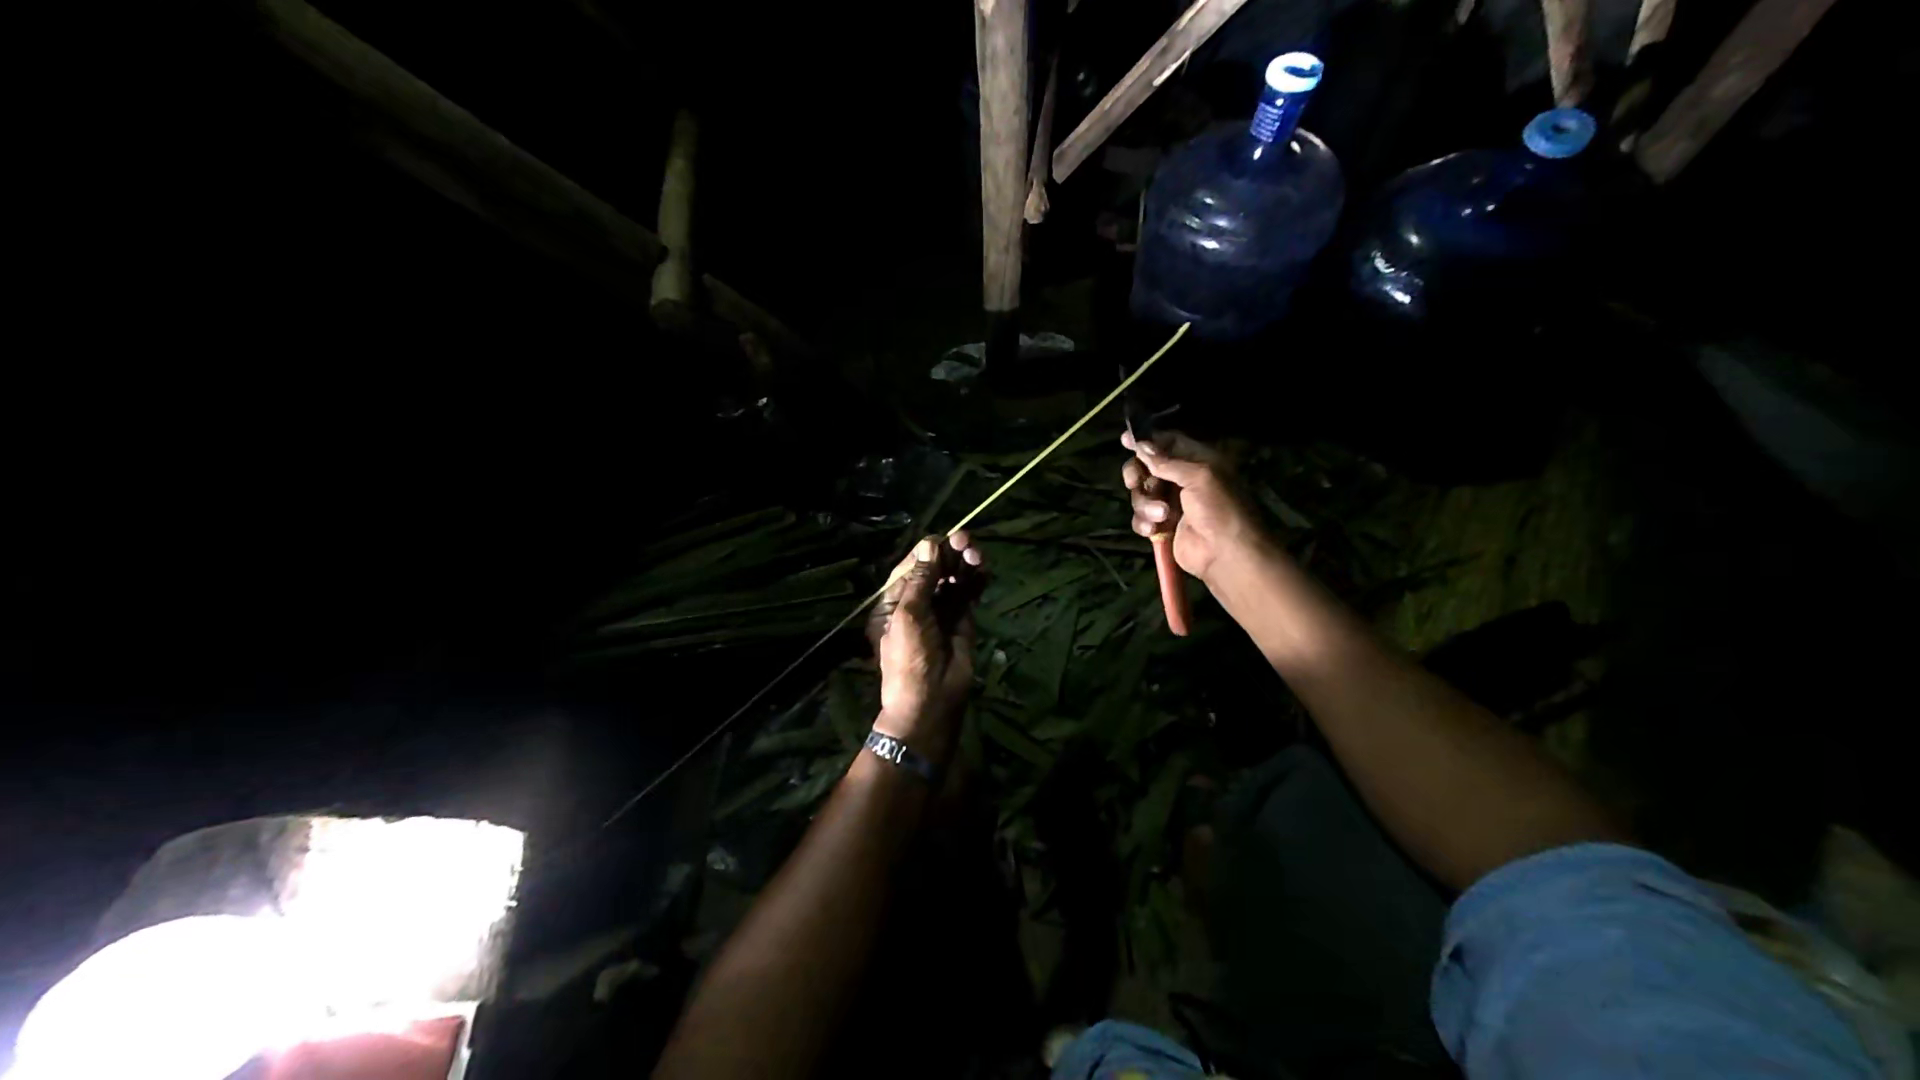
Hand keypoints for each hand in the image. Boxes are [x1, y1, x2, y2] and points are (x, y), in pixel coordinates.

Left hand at [866, 532, 986, 752]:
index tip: (946, 539)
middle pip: (936, 568)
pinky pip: (969, 593)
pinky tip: (984, 570)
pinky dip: (977, 580)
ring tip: (977, 556)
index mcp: (894, 600)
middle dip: (951, 553)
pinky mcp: (962, 620)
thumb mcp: (908, 615)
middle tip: (967, 542)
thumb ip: (920, 580)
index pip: (912, 566)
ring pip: (954, 578)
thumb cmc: (910, 658)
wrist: (930, 702)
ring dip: (966, 563)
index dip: (929, 550)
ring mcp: (941, 610)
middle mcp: (918, 602)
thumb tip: (931, 545)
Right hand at [1122, 429, 1261, 581]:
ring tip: (1162, 516)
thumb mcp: (1198, 476)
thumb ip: (1166, 461)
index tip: (1126, 441)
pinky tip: (1154, 530)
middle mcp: (1182, 479)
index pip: (1167, 442)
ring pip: (1141, 493)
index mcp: (1196, 461)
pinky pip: (1141, 518)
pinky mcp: (1162, 526)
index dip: (1147, 441)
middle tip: (1134, 481)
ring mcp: (1171, 503)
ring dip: (1146, 504)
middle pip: (1146, 467)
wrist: (1226, 553)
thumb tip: (1140, 444)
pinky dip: (1144, 522)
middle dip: (1137, 473)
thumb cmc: (1219, 508)